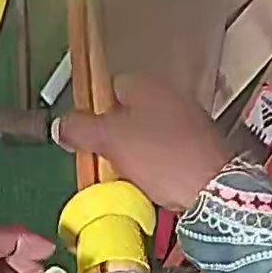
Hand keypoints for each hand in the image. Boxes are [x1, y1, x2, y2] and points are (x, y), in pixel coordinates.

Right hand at [54, 76, 233, 210]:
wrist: (212, 187)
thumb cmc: (159, 157)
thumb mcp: (112, 140)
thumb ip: (82, 129)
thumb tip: (59, 124)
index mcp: (146, 86)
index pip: (109, 87)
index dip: (93, 111)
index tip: (85, 139)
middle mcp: (168, 96)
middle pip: (127, 114)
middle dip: (111, 139)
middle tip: (101, 164)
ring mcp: (186, 122)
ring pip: (145, 136)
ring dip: (131, 156)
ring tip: (123, 179)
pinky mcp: (197, 148)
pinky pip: (163, 154)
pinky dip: (152, 168)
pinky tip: (149, 185)